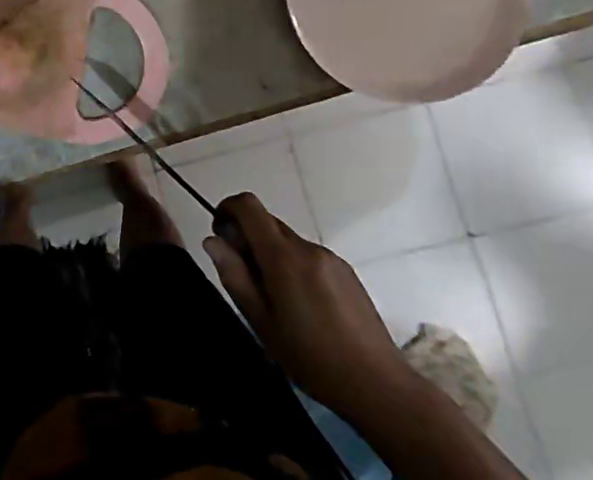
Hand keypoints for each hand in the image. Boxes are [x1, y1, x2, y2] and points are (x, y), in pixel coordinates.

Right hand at [203, 193, 420, 420]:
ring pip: (287, 240)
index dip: (227, 210)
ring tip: (276, 299)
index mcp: (284, 257)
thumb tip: (213, 241)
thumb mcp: (261, 321)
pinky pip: (308, 255)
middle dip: (247, 238)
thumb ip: (234, 276)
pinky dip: (293, 265)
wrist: (379, 387)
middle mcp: (309, 248)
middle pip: (267, 222)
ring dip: (271, 254)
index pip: (249, 206)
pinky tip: (302, 305)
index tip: (221, 236)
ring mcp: (332, 259)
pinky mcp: (347, 273)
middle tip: (245, 278)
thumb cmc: (311, 358)